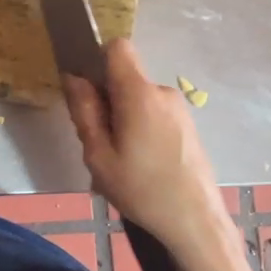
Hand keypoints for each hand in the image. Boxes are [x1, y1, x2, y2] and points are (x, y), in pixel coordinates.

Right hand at [63, 38, 234, 259]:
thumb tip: (74, 77)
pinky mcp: (188, 127)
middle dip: (106, 101)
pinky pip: (153, 115)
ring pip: (138, 100)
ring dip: (122, 120)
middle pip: (125, 78)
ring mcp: (179, 109)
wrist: (196, 222)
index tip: (85, 91)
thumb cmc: (141, 189)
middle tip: (97, 142)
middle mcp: (162, 93)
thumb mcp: (98, 155)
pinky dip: (140, 131)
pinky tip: (138, 167)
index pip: (117, 48)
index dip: (96, 60)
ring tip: (118, 162)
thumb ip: (84, 111)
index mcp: (139, 94)